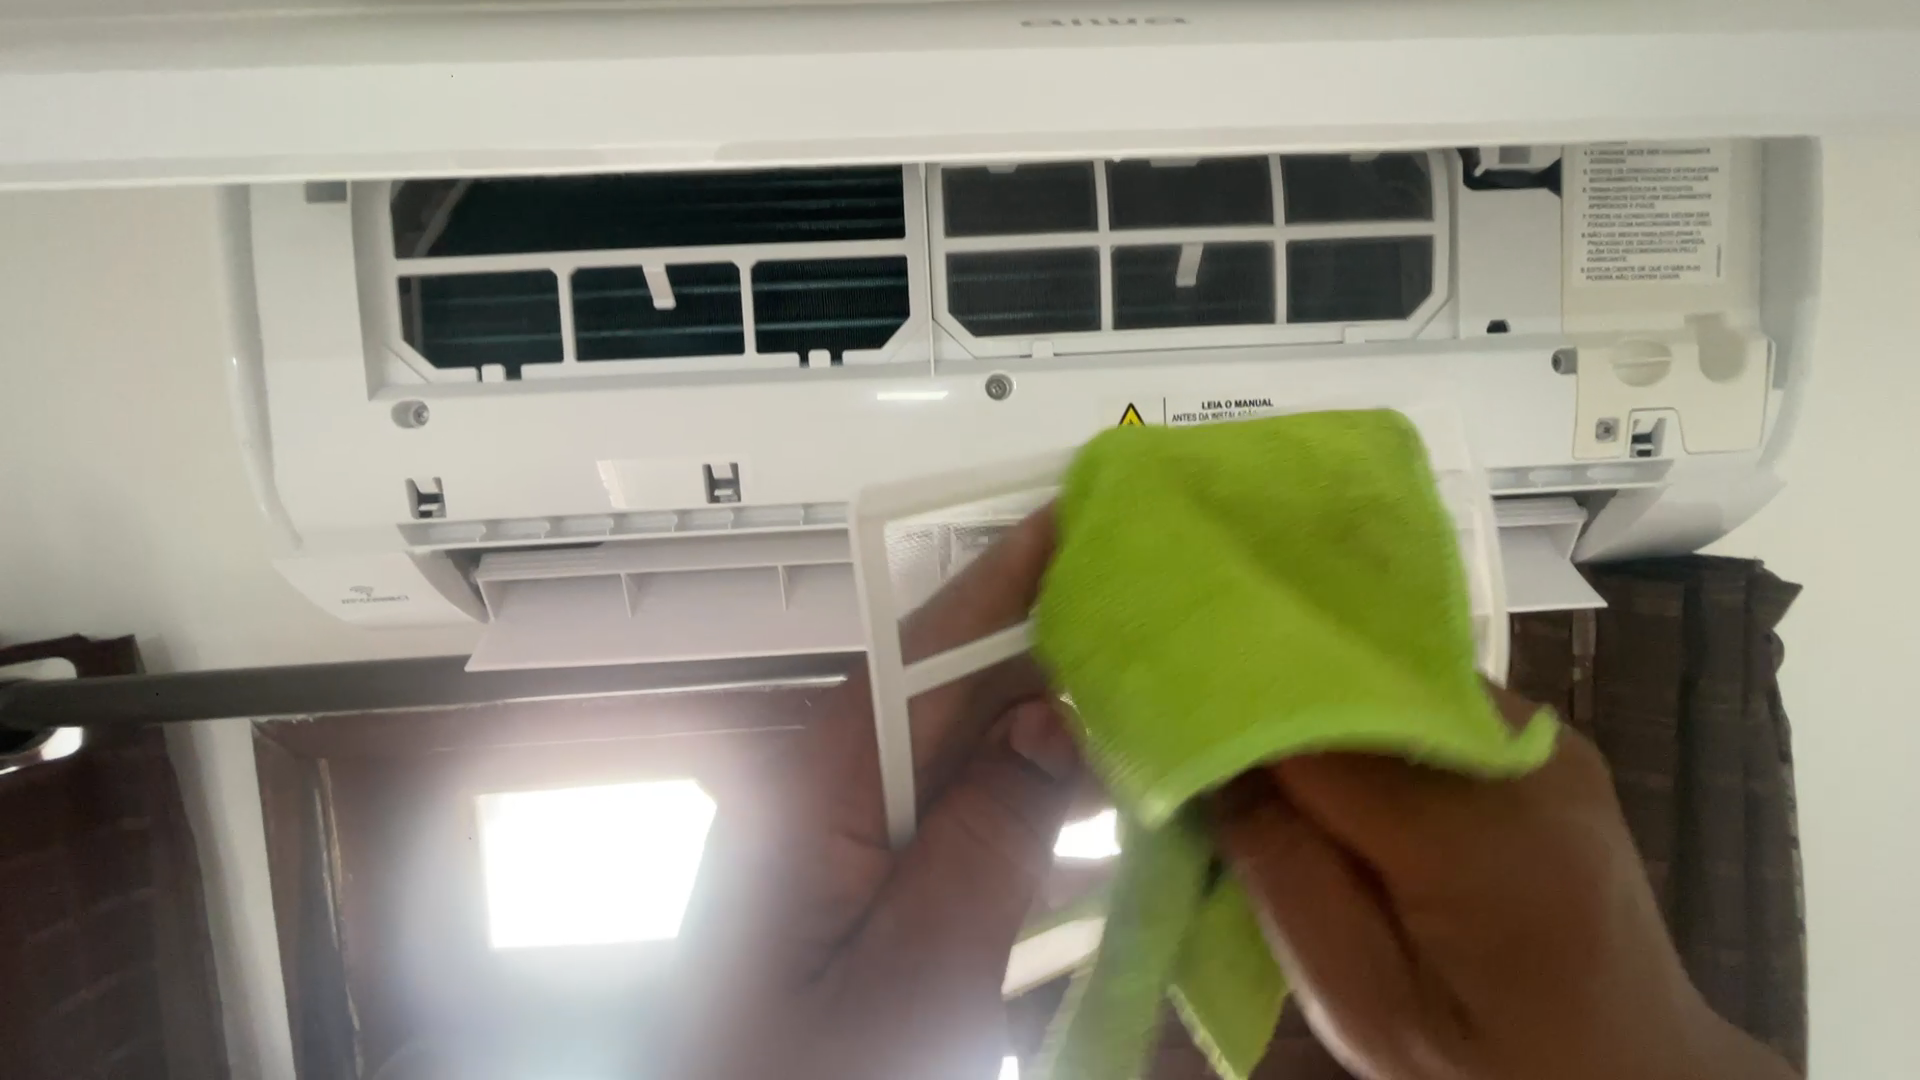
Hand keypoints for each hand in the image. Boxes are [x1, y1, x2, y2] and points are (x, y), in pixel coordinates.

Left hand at [671, 510, 1082, 1079]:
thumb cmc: (813, 1078)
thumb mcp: (910, 980)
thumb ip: (982, 845)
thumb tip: (1048, 723)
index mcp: (818, 786)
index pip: (921, 651)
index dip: (998, 580)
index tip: (1066, 516)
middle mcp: (830, 784)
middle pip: (948, 688)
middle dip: (1041, 645)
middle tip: (1136, 609)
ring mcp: (850, 831)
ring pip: (964, 747)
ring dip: (1047, 724)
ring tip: (1137, 698)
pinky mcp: (871, 873)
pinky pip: (962, 810)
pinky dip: (1028, 800)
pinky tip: (1093, 806)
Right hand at [1212, 684, 1797, 1079]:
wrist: (1636, 1074)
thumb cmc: (1483, 1063)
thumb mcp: (1356, 1003)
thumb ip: (1280, 873)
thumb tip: (1217, 761)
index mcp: (1472, 837)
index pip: (1314, 740)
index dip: (1238, 722)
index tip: (1173, 720)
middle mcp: (1516, 756)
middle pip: (1351, 690)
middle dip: (1271, 700)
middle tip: (1202, 727)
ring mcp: (1535, 735)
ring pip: (1382, 678)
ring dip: (1315, 702)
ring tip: (1262, 738)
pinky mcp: (1535, 733)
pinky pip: (1416, 691)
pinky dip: (1359, 708)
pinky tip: (1333, 746)